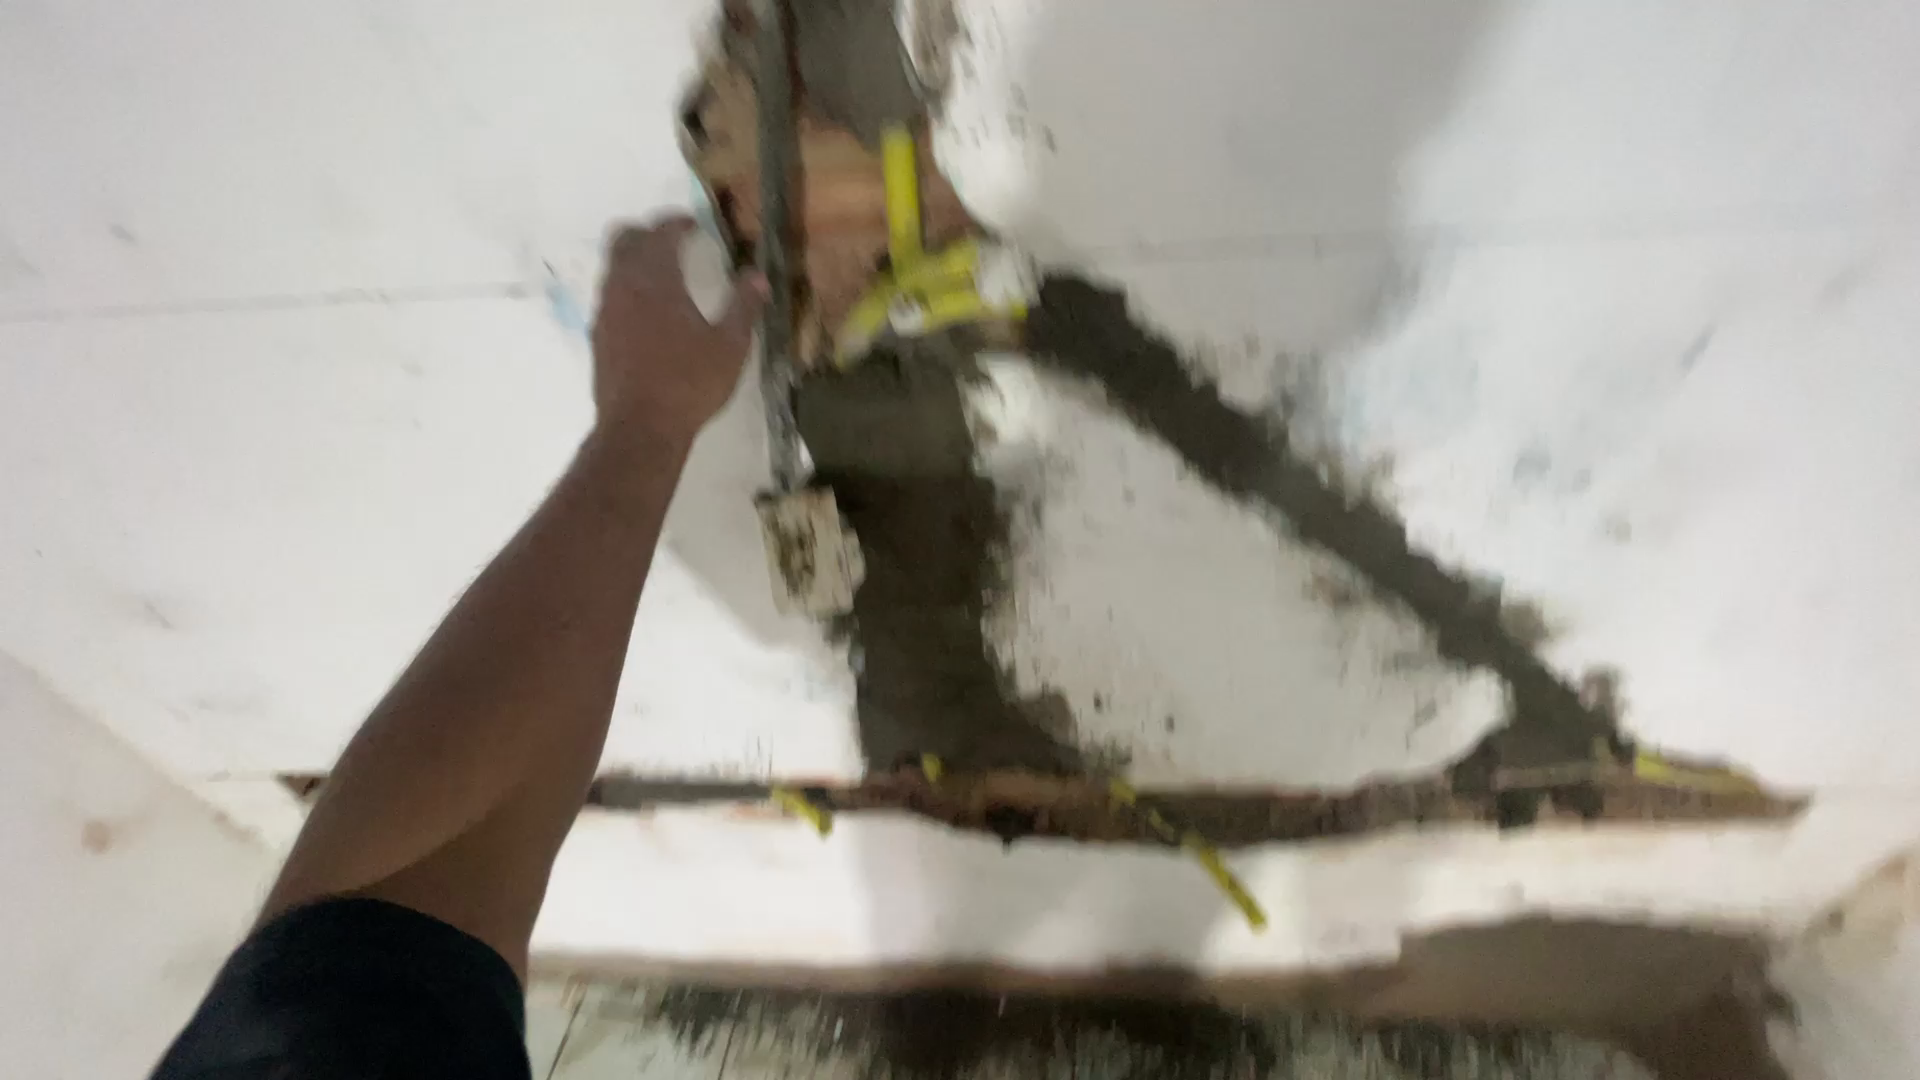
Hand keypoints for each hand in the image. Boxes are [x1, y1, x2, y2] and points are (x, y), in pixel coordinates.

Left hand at [590, 216, 766, 446]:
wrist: (641, 426)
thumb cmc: (691, 383)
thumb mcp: (730, 346)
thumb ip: (743, 306)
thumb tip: (757, 276)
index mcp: (657, 279)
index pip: (662, 233)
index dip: (678, 222)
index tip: (695, 223)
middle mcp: (623, 285)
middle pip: (626, 238)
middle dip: (650, 232)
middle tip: (675, 240)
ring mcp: (606, 309)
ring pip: (614, 266)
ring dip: (637, 259)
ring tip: (664, 274)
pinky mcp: (599, 334)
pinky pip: (611, 293)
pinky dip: (629, 287)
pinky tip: (649, 311)